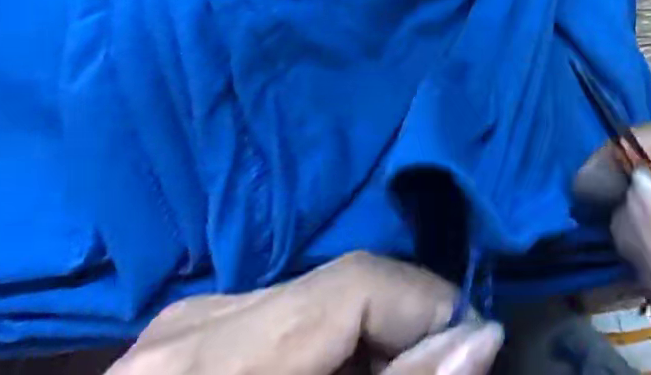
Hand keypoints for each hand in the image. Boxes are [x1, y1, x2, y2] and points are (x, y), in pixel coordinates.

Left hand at [106, 252, 502, 374]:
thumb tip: (483, 335)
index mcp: (211, 366)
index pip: (357, 283)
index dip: (427, 307)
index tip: (468, 352)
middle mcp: (186, 330)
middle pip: (340, 285)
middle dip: (401, 328)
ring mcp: (170, 333)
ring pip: (312, 296)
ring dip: (364, 338)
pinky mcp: (167, 346)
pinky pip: (275, 315)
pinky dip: (319, 344)